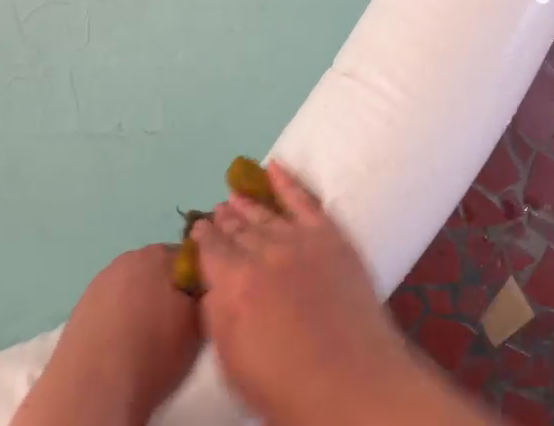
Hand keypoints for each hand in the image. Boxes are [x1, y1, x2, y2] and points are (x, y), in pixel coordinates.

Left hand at [10, 244, 202, 425]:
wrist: (95, 382)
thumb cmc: (154, 351)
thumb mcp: (197, 324)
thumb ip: (201, 295)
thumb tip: (198, 288)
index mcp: (161, 255)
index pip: (190, 257)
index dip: (197, 281)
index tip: (197, 305)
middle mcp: (130, 257)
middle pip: (159, 267)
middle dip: (168, 288)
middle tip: (174, 321)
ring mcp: (103, 277)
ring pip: (134, 283)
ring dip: (142, 300)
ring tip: (144, 335)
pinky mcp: (83, 301)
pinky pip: (112, 300)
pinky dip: (119, 314)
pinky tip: (120, 340)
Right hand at [190, 163, 417, 424]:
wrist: (355, 386)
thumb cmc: (288, 386)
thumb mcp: (233, 362)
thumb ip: (216, 318)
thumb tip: (212, 287)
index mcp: (233, 282)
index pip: (210, 247)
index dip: (202, 237)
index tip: (199, 230)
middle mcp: (262, 252)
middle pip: (236, 226)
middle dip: (224, 219)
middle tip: (218, 212)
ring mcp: (298, 240)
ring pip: (265, 213)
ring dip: (247, 203)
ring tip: (235, 195)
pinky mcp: (330, 237)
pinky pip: (304, 200)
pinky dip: (287, 181)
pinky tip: (274, 167)